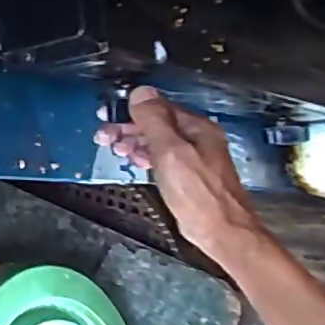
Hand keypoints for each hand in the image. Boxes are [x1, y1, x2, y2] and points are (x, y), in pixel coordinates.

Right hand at [94, 87, 269, 258]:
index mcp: (197, 128)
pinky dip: (143, 155)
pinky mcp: (187, 174)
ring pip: (156, 139)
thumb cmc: (196, 192)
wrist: (220, 232)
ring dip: (133, 141)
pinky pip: (160, 155)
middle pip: (156, 123)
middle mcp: (197, 138)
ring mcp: (193, 157)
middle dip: (127, 127)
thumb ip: (155, 120)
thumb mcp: (170, 151)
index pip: (158, 107)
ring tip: (116, 150)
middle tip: (104, 137)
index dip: (129, 110)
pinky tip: (134, 161)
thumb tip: (141, 92)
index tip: (105, 118)